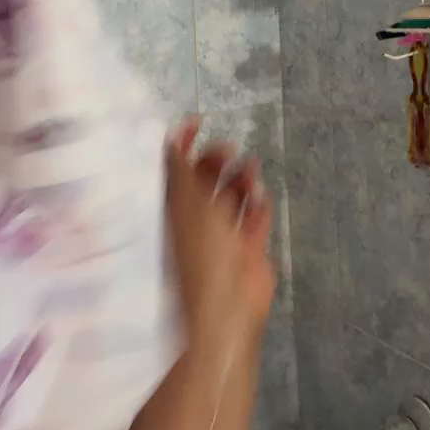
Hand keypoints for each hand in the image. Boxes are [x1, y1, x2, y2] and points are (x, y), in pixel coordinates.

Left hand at [166, 116, 275, 354]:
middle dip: (218, 160)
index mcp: (172, 211)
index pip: (174, 169)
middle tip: (229, 148)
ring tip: (251, 170)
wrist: (225, 310)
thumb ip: (179, 170)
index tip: (197, 119)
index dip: (182, 143)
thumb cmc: (199, 254)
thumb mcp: (184, 205)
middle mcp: (195, 221)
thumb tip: (170, 136)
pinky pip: (255, 219)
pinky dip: (259, 207)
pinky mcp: (248, 251)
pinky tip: (260, 197)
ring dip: (242, 180)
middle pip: (206, 180)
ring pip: (233, 197)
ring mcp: (222, 237)